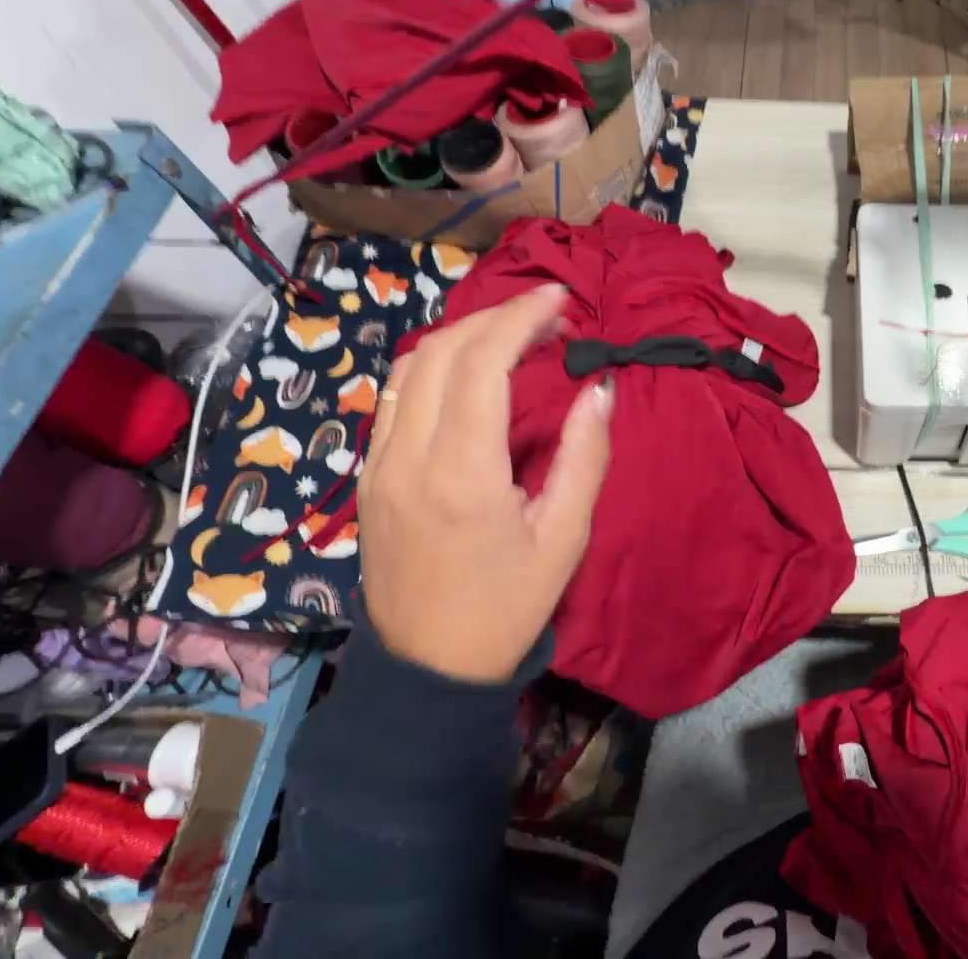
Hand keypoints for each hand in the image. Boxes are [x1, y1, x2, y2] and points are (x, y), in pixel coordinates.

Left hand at [358, 284, 611, 682]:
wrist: (431, 667)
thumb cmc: (509, 604)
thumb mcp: (565, 536)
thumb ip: (585, 456)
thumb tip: (597, 389)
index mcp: (461, 472)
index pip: (482, 362)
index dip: (521, 318)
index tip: (560, 300)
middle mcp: (407, 456)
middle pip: (440, 351)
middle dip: (495, 318)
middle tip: (546, 316)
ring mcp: (378, 465)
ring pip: (409, 368)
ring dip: (461, 337)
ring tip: (512, 337)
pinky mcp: (369, 477)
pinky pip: (396, 399)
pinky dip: (435, 367)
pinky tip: (470, 376)